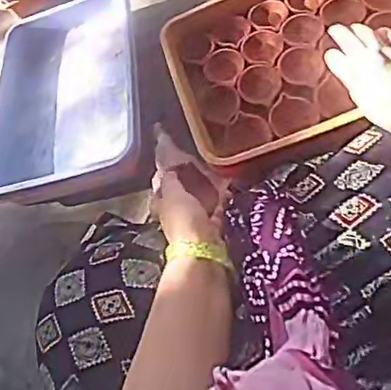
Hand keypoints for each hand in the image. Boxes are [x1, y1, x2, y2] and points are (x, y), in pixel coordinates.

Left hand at [151, 125, 226, 245]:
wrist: (203, 253)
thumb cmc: (184, 219)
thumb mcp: (173, 191)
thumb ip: (170, 175)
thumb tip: (164, 156)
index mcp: (162, 197)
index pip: (162, 171)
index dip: (164, 155)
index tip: (167, 136)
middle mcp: (175, 206)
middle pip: (181, 182)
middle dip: (188, 168)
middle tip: (199, 148)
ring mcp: (193, 216)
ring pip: (198, 192)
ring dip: (205, 180)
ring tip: (216, 162)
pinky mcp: (211, 225)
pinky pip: (215, 205)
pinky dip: (220, 196)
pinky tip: (229, 184)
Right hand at [323, 23, 390, 136]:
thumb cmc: (390, 113)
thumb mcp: (362, 101)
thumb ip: (353, 82)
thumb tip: (350, 74)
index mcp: (351, 72)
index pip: (332, 55)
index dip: (332, 56)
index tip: (334, 58)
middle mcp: (364, 56)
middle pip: (343, 33)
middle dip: (337, 32)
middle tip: (336, 32)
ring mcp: (382, 50)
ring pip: (363, 29)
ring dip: (358, 30)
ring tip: (356, 31)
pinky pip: (386, 33)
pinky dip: (381, 33)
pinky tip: (381, 36)